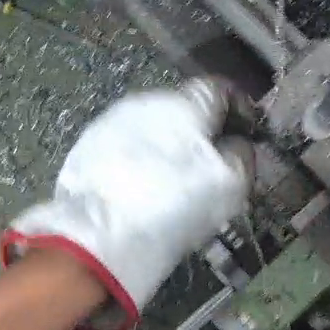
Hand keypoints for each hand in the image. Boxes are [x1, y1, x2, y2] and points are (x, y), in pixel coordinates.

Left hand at [1, 79, 247, 329]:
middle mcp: (146, 102)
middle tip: (211, 166)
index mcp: (186, 103)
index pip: (222, 91)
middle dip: (199, 134)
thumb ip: (241, 157)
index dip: (238, 113)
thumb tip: (239, 146)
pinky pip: (125, 151)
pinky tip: (140, 194)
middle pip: (184, 111)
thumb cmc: (172, 208)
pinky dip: (138, 166)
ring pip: (152, 130)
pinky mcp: (86, 150)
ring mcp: (111, 124)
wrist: (99, 239)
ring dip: (166, 150)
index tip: (244, 135)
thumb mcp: (227, 186)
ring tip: (173, 185)